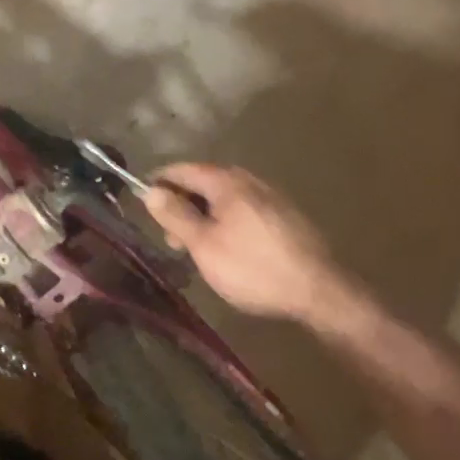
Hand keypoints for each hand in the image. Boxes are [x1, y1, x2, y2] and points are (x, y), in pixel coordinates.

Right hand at [143, 163, 375, 335]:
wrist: (317, 290)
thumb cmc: (252, 268)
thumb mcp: (204, 245)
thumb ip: (176, 215)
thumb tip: (151, 191)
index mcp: (227, 182)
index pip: (183, 169)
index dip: (159, 182)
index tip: (142, 202)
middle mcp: (250, 180)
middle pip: (204, 182)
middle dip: (182, 204)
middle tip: (171, 238)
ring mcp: (271, 197)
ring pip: (224, 198)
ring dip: (203, 216)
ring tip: (196, 247)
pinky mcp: (284, 216)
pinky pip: (243, 209)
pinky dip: (225, 221)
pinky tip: (225, 247)